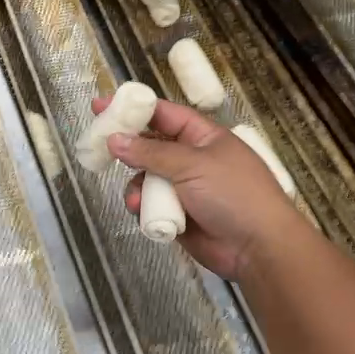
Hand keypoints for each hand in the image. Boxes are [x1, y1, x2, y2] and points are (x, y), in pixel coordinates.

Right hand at [93, 94, 305, 280]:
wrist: (257, 247)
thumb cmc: (233, 194)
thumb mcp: (192, 165)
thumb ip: (150, 152)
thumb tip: (114, 140)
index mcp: (204, 137)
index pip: (164, 115)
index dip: (135, 108)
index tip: (103, 106)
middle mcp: (192, 159)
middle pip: (150, 146)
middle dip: (127, 148)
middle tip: (97, 146)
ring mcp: (184, 188)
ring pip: (145, 177)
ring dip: (136, 185)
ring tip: (135, 197)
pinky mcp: (177, 214)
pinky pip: (148, 203)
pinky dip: (142, 206)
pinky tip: (141, 212)